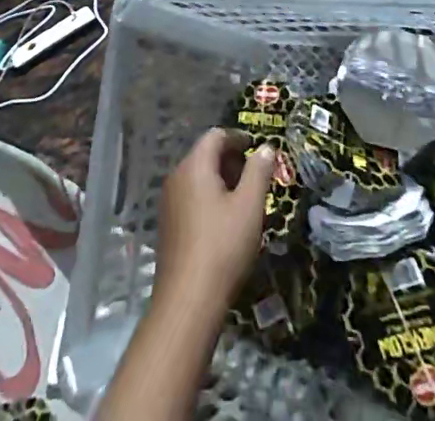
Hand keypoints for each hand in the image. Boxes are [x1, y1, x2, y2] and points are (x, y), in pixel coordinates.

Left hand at [155, 129, 276, 305]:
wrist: (188, 298)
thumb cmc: (223, 245)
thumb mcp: (249, 206)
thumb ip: (259, 172)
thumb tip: (266, 148)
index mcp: (194, 166)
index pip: (215, 136)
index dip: (239, 138)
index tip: (259, 149)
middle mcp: (176, 177)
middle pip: (204, 154)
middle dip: (232, 159)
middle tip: (257, 176)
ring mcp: (168, 201)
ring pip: (198, 176)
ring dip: (222, 179)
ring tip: (247, 198)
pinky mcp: (168, 223)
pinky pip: (191, 196)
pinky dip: (210, 196)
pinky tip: (226, 219)